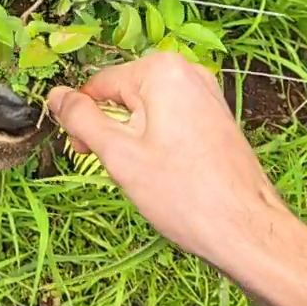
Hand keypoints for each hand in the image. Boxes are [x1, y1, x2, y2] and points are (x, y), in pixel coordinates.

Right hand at [44, 50, 288, 272]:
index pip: (100, 85)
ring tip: (148, 174)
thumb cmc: (185, 194)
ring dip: (135, 137)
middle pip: (124, 95)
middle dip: (113, 129)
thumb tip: (55, 95)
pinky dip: (159, 141)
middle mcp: (186, 71)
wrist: (251, 235)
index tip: (85, 152)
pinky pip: (170, 118)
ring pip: (146, 109)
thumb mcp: (118, 154)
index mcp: (161, 70)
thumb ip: (79, 118)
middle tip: (120, 168)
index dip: (85, 119)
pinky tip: (168, 172)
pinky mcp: (217, 116)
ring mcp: (206, 93)